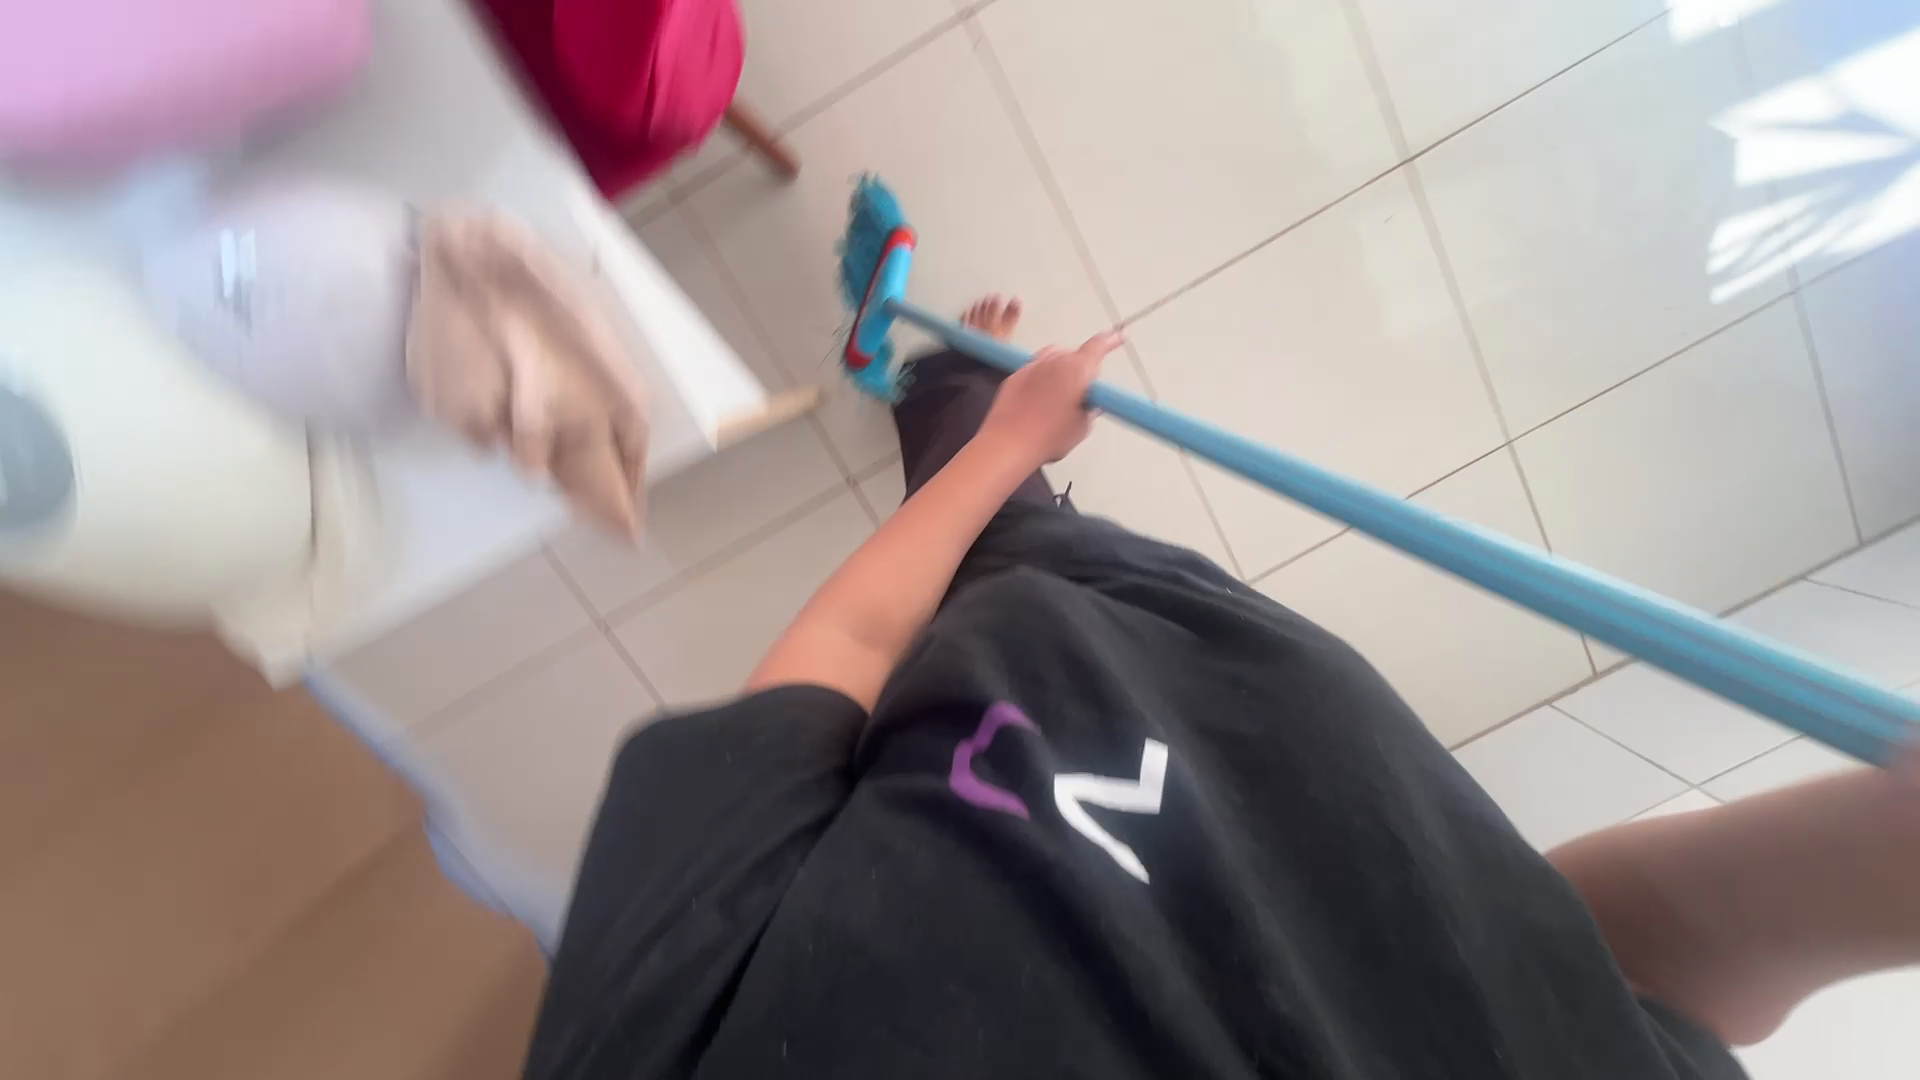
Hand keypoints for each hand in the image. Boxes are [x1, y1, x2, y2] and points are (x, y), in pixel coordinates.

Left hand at [977, 331, 1121, 467]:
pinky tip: (1037, 399)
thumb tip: (1088, 403)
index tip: (1119, 336)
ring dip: (1059, 368)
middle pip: (1073, 354)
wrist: (1008, 444)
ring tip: (1059, 392)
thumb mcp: (1081, 427)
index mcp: (1077, 369)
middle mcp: (1054, 361)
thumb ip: (1089, 409)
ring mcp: (1031, 366)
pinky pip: (1033, 369)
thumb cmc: (1050, 437)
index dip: (1111, 341)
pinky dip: (1040, 377)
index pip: (1098, 347)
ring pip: (1051, 357)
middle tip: (1080, 392)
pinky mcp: (1013, 377)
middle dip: (1080, 367)